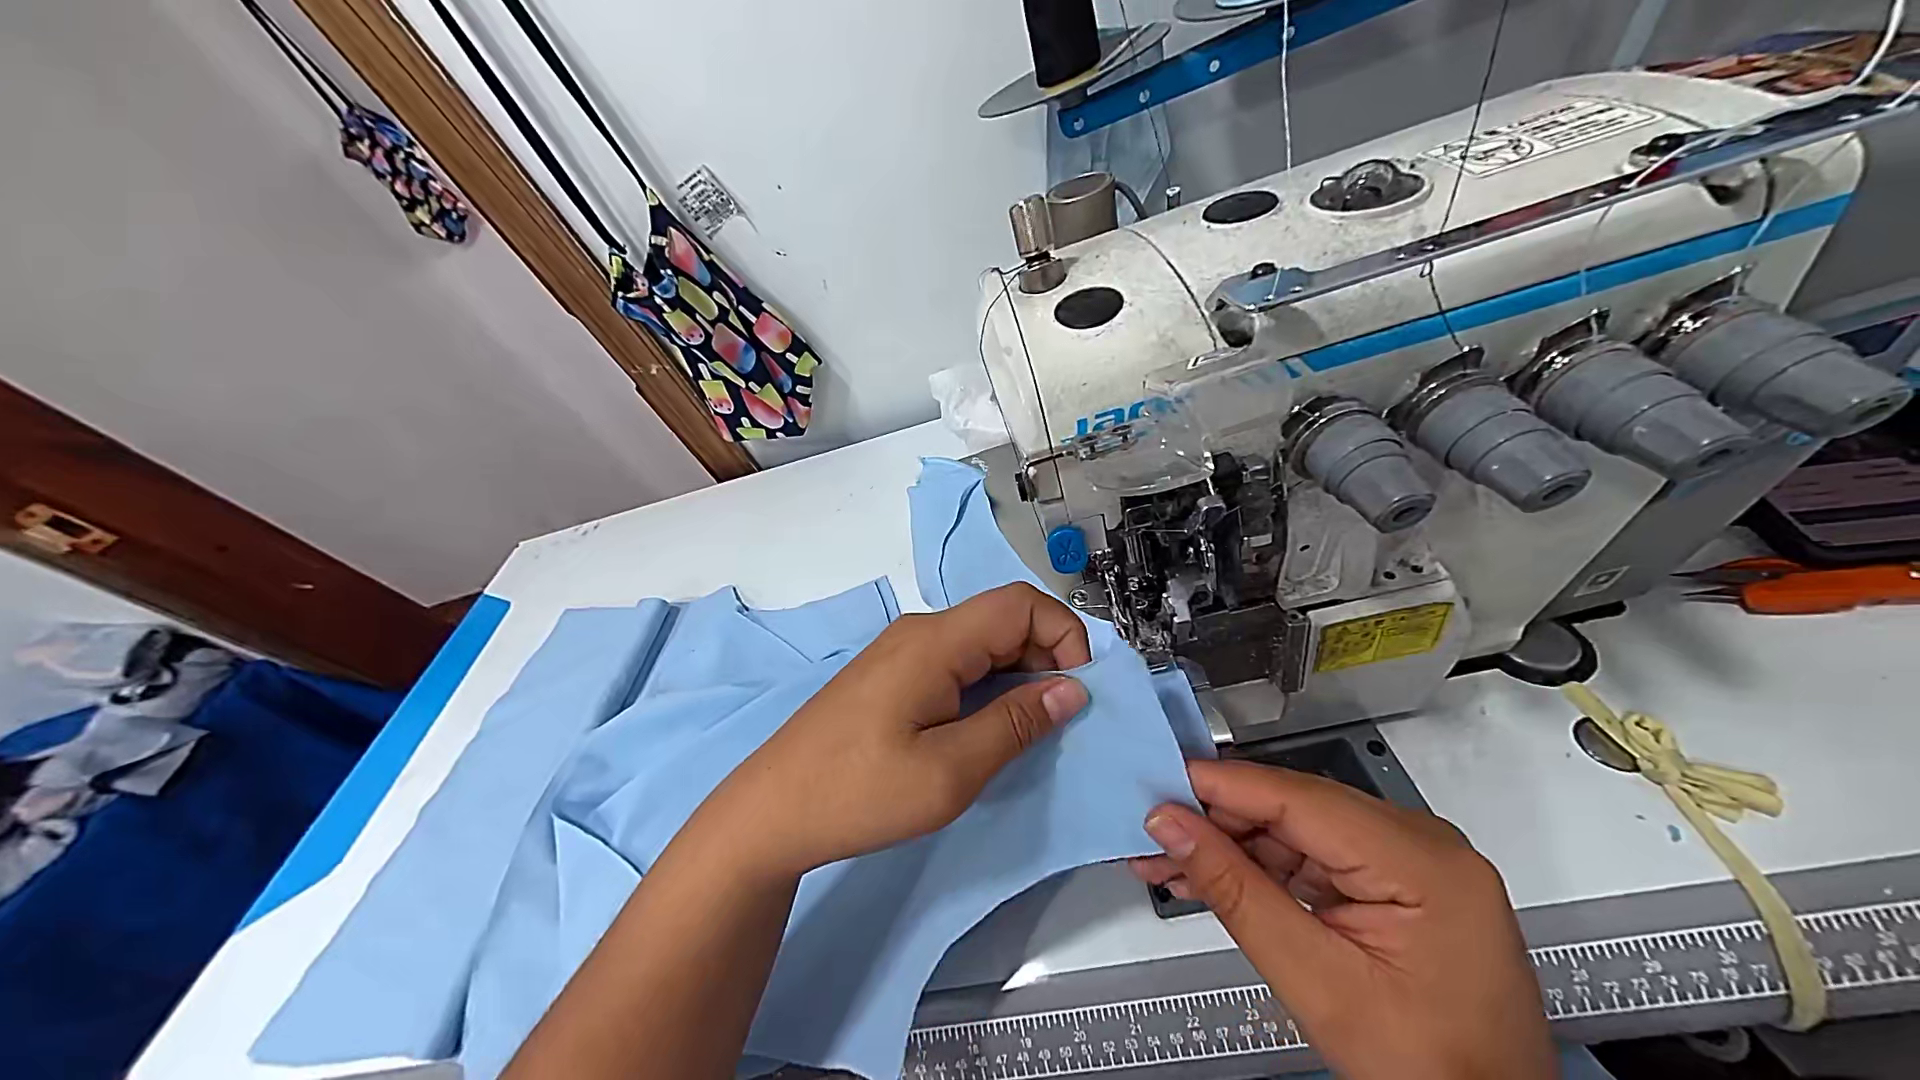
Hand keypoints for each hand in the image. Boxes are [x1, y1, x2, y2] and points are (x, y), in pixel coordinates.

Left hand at [702, 582, 1091, 879]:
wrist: (770, 812)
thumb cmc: (858, 793)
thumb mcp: (950, 772)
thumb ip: (1016, 724)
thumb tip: (1073, 689)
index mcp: (935, 641)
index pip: (1022, 604)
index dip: (1065, 637)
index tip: (1077, 694)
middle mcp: (920, 632)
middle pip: (1004, 620)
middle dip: (1046, 660)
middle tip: (1057, 722)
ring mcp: (903, 653)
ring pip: (983, 643)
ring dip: (1018, 678)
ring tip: (1026, 732)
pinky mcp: (893, 676)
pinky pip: (958, 664)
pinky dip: (988, 688)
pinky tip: (986, 730)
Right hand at [1130, 761, 1555, 1079]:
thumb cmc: (1429, 1067)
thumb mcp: (1315, 979)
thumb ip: (1235, 891)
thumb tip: (1174, 826)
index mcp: (1421, 861)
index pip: (1297, 797)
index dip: (1219, 785)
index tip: (1160, 783)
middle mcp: (1420, 843)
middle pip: (1292, 808)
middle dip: (1216, 822)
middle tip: (1156, 834)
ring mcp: (1406, 858)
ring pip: (1293, 829)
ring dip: (1230, 845)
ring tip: (1171, 860)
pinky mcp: (1388, 876)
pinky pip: (1309, 853)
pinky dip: (1258, 865)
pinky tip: (1214, 875)